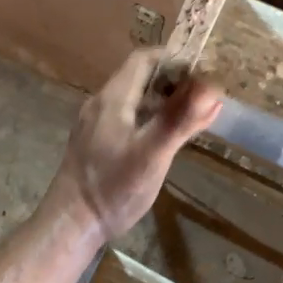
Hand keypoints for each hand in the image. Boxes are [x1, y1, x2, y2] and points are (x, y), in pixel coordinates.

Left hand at [41, 49, 223, 244]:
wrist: (71, 224)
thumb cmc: (113, 188)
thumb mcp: (152, 154)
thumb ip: (180, 120)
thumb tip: (211, 86)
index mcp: (113, 98)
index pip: (143, 59)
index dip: (174, 59)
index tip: (204, 72)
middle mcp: (101, 103)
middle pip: (139, 77)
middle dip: (173, 81)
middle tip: (204, 96)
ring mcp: (95, 123)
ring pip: (133, 99)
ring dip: (163, 100)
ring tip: (194, 115)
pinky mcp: (95, 142)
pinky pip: (126, 117)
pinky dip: (150, 117)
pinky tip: (166, 136)